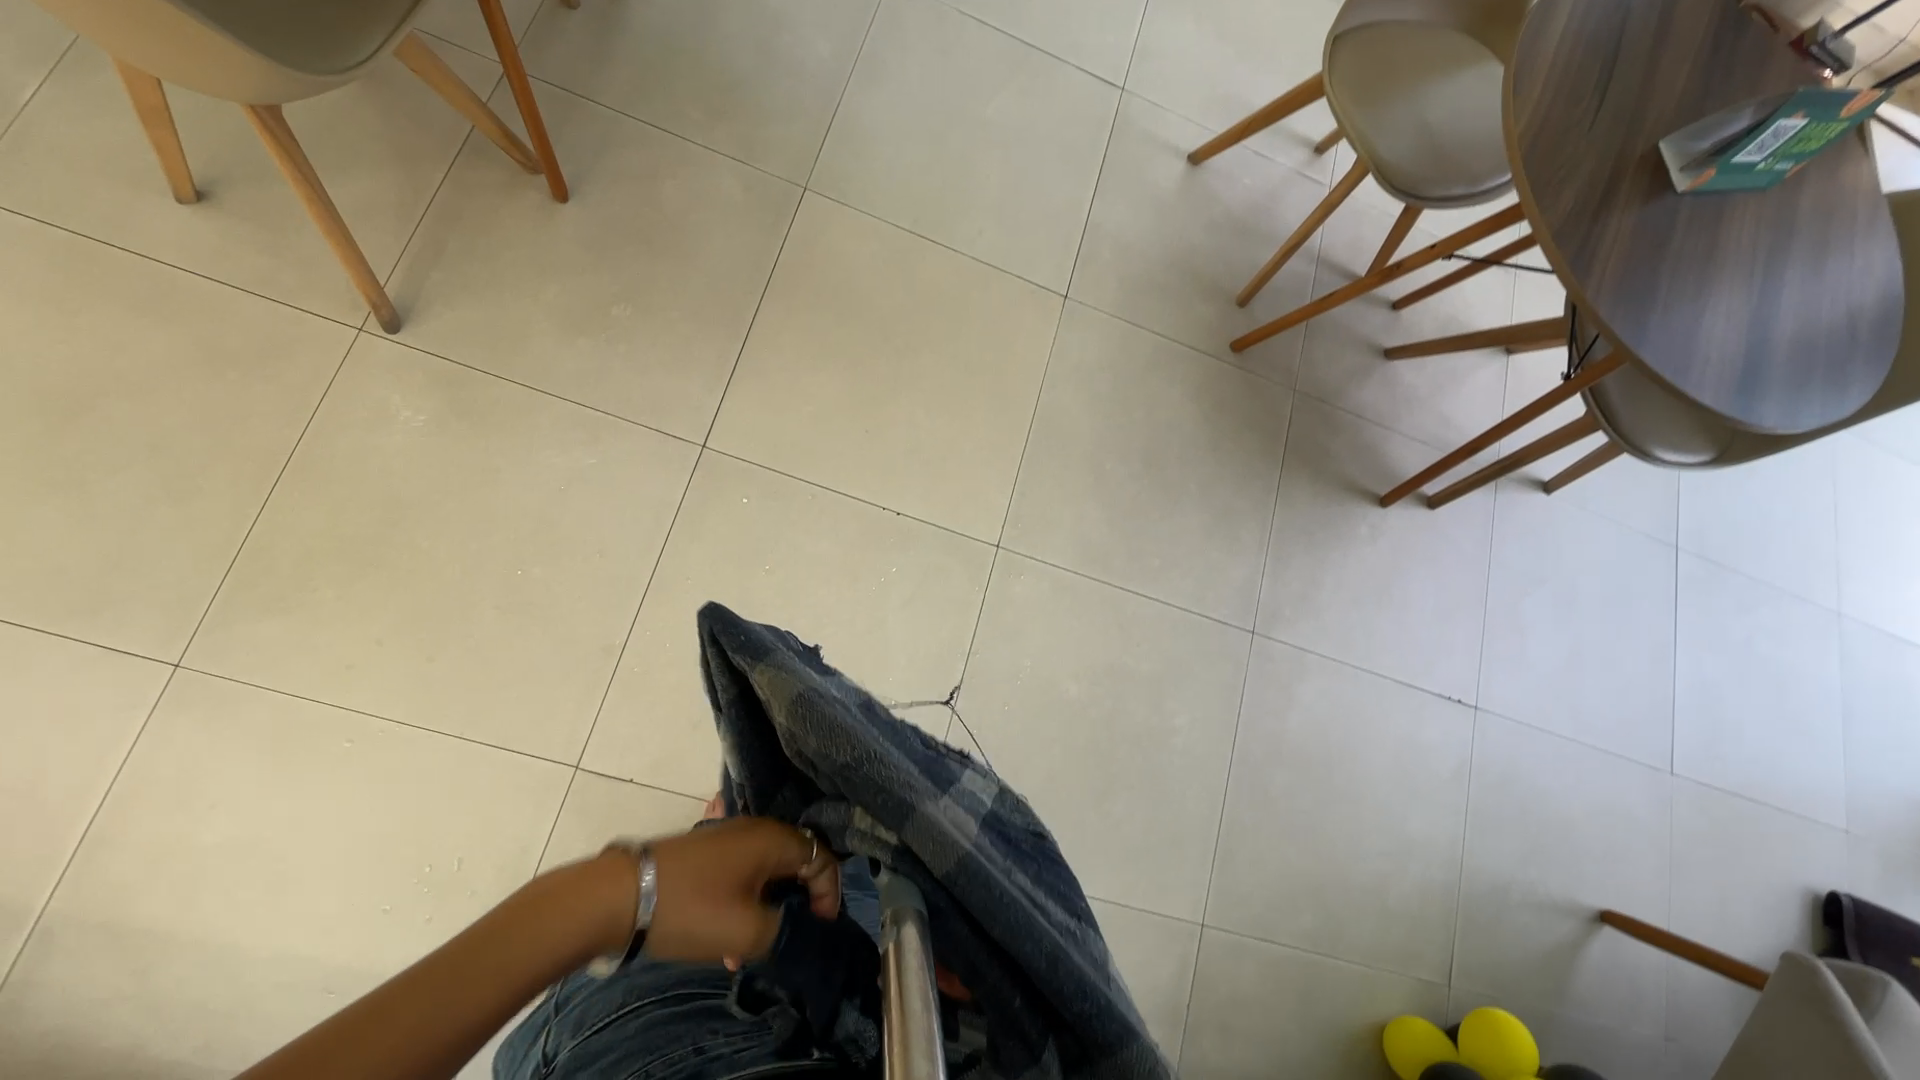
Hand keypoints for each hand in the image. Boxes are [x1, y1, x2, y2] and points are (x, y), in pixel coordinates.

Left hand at [621, 817, 839, 964]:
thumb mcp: (748, 931)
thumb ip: (787, 931)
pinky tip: (726, 939)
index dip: (829, 896)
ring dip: (769, 909)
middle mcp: (757, 829)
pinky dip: (746, 903)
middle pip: (797, 865)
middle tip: (787, 941)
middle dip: (798, 906)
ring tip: (749, 951)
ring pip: (767, 873)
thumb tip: (801, 928)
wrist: (619, 896)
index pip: (823, 860)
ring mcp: (729, 837)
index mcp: (774, 839)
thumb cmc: (692, 910)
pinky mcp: (706, 851)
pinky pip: (743, 874)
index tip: (817, 931)